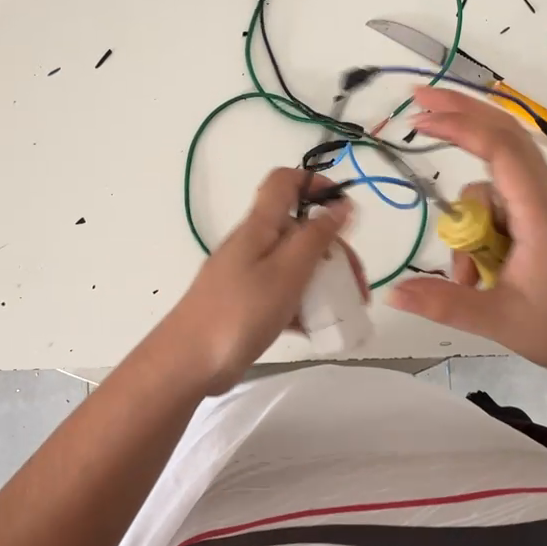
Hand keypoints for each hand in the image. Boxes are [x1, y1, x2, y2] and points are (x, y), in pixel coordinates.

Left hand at [152, 168, 355, 394]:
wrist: (187, 363)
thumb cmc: (240, 312)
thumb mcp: (286, 272)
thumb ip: (315, 236)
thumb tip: (340, 205)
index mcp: (259, 226)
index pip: (285, 182)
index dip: (317, 185)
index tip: (346, 211)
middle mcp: (253, 244)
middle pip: (300, 230)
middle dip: (334, 250)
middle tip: (358, 283)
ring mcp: (248, 276)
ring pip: (295, 265)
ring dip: (325, 280)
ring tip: (349, 309)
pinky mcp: (247, 305)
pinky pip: (283, 295)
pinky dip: (304, 305)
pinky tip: (322, 329)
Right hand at [387, 87, 546, 376]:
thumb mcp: (500, 321)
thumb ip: (445, 303)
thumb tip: (393, 292)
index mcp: (539, 212)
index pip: (499, 148)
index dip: (459, 124)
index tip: (419, 116)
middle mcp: (545, 199)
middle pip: (503, 138)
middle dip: (460, 116)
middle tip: (417, 105)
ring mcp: (546, 209)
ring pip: (494, 186)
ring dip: (468, 219)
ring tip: (469, 278)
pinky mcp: (544, 223)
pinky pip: (502, 209)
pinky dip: (481, 231)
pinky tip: (480, 277)